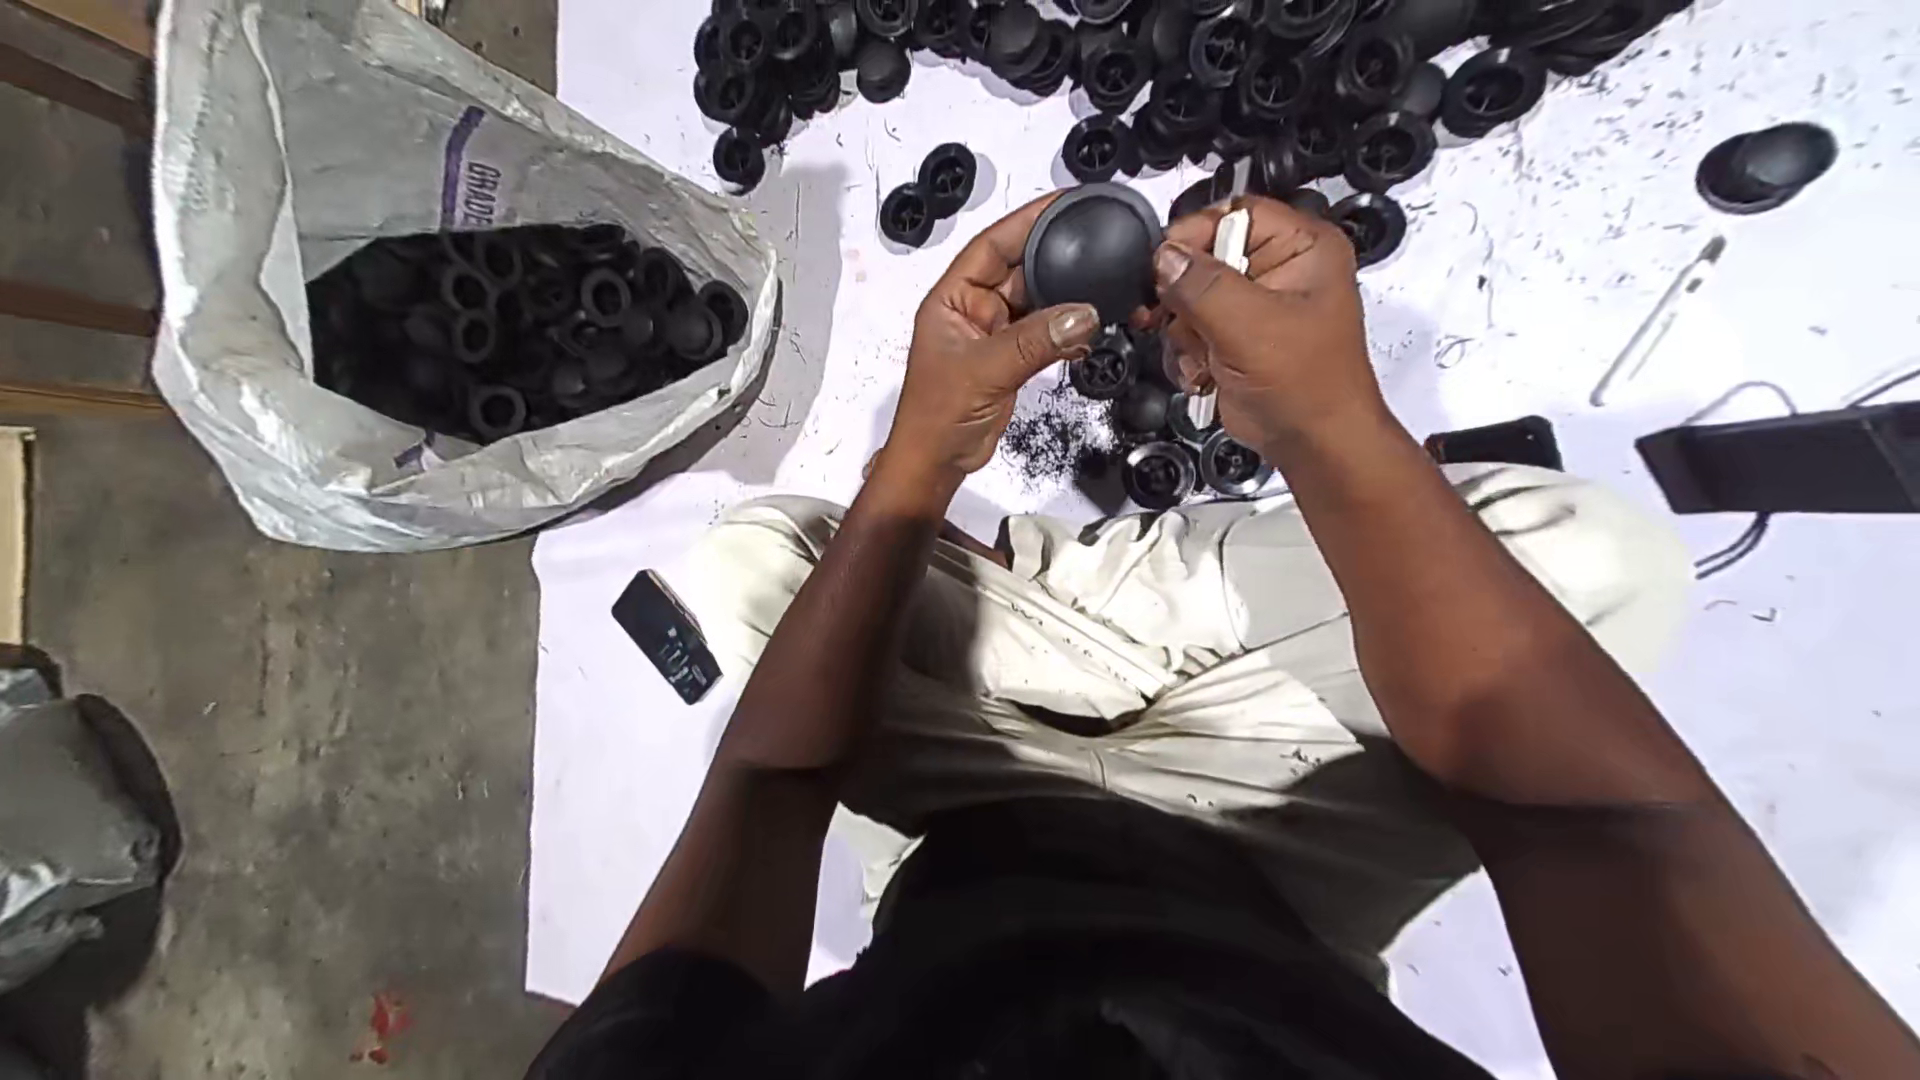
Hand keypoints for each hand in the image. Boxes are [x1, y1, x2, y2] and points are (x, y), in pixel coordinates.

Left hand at [880, 193, 1100, 481]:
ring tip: (1102, 285)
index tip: (1065, 202)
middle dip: (1055, 258)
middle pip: (1019, 270)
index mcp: (952, 298)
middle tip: (1098, 244)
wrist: (938, 462)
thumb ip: (1033, 341)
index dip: (1027, 221)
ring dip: (1065, 298)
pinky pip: (1044, 334)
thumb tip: (1084, 314)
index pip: (991, 245)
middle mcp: (973, 309)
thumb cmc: (938, 416)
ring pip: (1036, 303)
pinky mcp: (1011, 360)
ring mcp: (993, 335)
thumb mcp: (983, 370)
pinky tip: (1088, 330)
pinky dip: (1066, 332)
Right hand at [1149, 195, 1386, 457]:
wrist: (1308, 441)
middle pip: (1201, 260)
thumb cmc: (1308, 386)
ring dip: (1184, 335)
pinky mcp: (1228, 341)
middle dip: (1183, 299)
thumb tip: (1165, 258)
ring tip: (1206, 357)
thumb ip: (1203, 286)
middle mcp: (1273, 273)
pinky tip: (1206, 373)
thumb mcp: (1251, 325)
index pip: (1234, 214)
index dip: (1194, 235)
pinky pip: (1185, 334)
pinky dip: (1186, 357)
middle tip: (1181, 320)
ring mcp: (1248, 309)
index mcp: (1299, 248)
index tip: (1164, 265)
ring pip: (1186, 302)